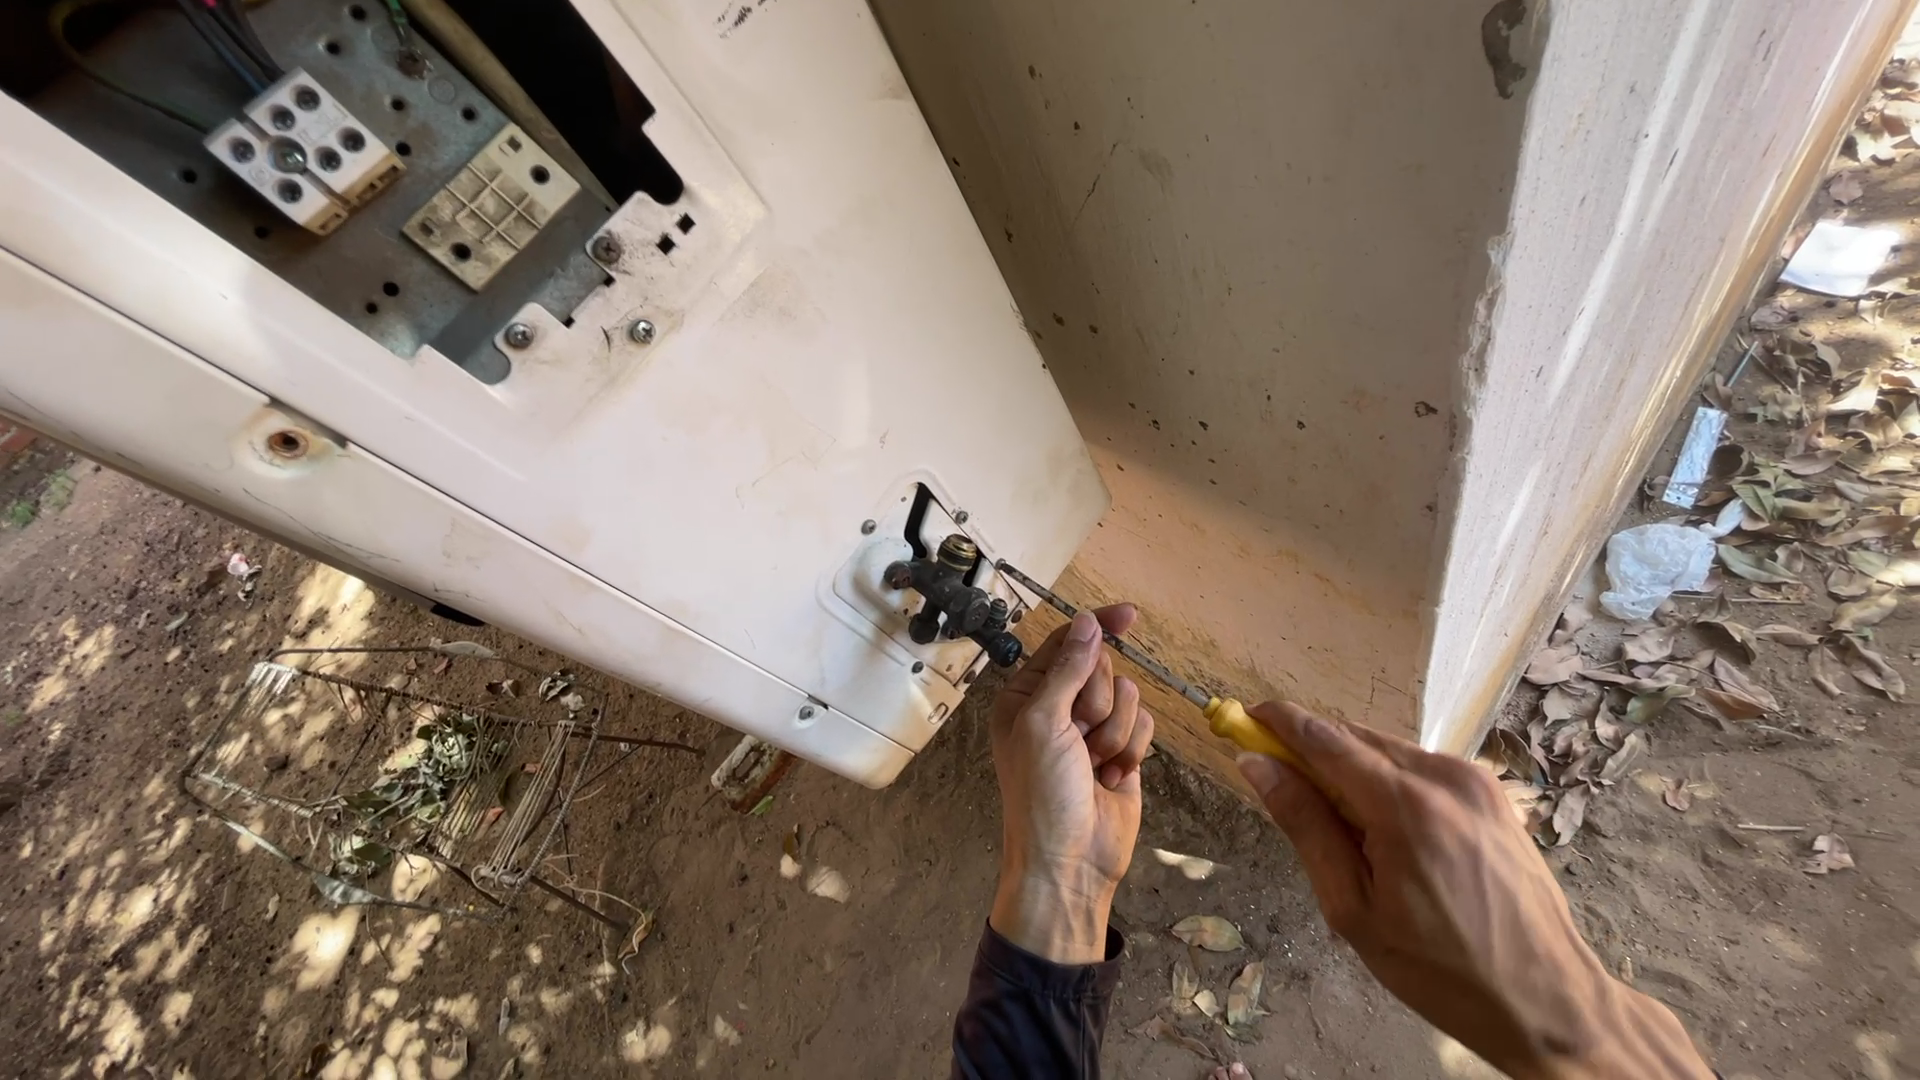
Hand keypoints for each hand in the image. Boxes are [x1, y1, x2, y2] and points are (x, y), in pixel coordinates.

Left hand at [987, 606, 1154, 963]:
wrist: (1071, 863)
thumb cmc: (1042, 793)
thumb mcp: (1043, 723)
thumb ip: (1068, 670)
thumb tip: (1087, 621)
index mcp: (1027, 695)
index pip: (1065, 644)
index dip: (1096, 626)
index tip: (1130, 615)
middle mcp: (1058, 707)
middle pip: (1101, 668)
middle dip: (1097, 701)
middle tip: (1080, 735)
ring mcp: (1092, 730)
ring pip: (1127, 696)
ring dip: (1115, 732)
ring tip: (1094, 765)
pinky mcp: (1122, 752)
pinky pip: (1143, 726)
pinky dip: (1132, 751)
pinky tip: (1112, 778)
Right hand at [1238, 703, 1713, 1079]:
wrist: (1553, 1004)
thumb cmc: (1439, 969)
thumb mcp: (1351, 906)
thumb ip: (1303, 823)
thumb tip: (1254, 764)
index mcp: (1406, 807)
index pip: (1324, 739)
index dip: (1278, 722)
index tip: (1243, 719)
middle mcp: (1444, 776)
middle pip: (1352, 737)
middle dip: (1309, 749)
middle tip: (1282, 784)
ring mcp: (1473, 779)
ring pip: (1382, 747)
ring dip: (1346, 766)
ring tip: (1343, 825)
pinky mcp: (1489, 789)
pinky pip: (1414, 764)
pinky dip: (1383, 778)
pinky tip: (1384, 825)